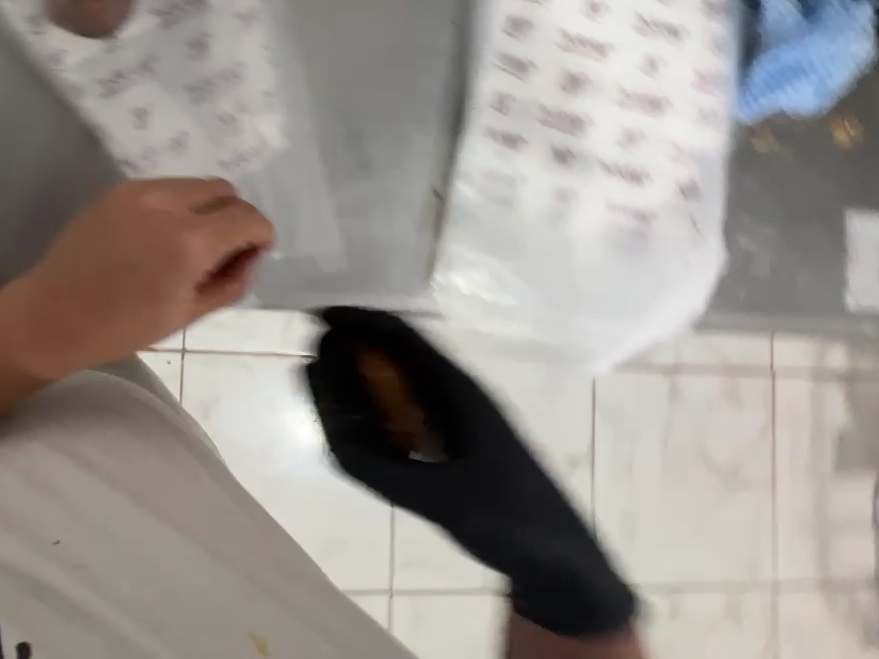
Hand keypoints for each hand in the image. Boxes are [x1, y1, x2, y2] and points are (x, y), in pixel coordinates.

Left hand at [0, 178, 272, 379]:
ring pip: (193, 183)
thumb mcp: (187, 313)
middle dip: (233, 216)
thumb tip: (248, 256)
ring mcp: (138, 192)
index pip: (248, 217)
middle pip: (224, 190)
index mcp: (189, 241)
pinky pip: (162, 186)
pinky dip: (174, 204)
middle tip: (219, 250)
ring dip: (203, 207)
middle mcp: (167, 204)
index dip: (259, 236)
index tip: (250, 254)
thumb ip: (230, 282)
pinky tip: (156, 235)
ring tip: (185, 242)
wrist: (54, 313)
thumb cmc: (122, 326)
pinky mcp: (116, 190)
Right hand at [306, 308, 637, 639]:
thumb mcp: (442, 500)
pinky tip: (355, 417)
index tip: (319, 317)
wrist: (562, 562)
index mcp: (460, 390)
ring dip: (362, 373)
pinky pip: (405, 407)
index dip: (359, 319)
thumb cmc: (511, 522)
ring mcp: (455, 416)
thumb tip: (332, 439)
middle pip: (396, 350)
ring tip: (325, 375)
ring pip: (399, 377)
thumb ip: (384, 473)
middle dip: (353, 343)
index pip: (402, 335)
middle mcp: (455, 394)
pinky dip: (375, 404)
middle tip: (315, 347)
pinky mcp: (451, 441)